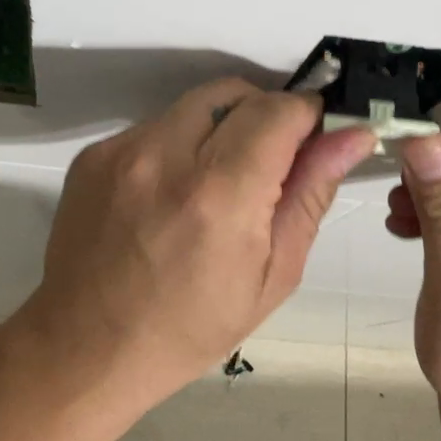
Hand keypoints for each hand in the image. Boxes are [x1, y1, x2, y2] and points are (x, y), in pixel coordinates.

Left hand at [26, 78, 378, 398]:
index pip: (279, 110)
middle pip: (235, 93)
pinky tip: (170, 198)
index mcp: (220, 193)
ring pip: (192, 106)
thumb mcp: (271, 275)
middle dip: (264, 115)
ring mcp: (121, 152)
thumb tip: (352, 137)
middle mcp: (166, 156)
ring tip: (214, 188)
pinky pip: (152, 128)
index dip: (307, 116)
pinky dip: (175, 147)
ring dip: (218, 130)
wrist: (88, 347)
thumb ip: (310, 195)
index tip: (314, 140)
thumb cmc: (190, 329)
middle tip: (268, 165)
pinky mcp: (93, 156)